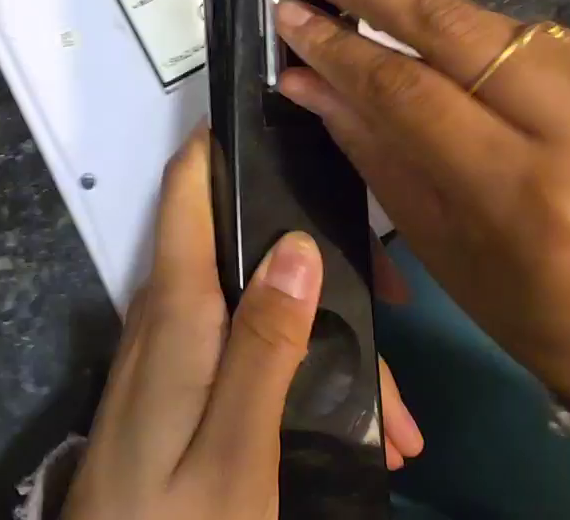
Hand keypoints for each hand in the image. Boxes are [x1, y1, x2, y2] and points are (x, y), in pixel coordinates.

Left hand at [62, 130, 423, 519]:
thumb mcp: (232, 447)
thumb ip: (263, 345)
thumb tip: (297, 245)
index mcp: (177, 307)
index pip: (188, 188)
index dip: (224, 142)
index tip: (285, 121)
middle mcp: (170, 310)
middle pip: (246, 248)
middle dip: (322, 262)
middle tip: (395, 301)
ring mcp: (176, 346)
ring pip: (260, 303)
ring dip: (328, 337)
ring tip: (399, 414)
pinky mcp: (184, 379)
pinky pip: (250, 347)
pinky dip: (304, 369)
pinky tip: (361, 427)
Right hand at [272, 0, 569, 433]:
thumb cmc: (541, 316)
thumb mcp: (441, 246)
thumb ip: (372, 147)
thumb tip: (304, 78)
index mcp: (528, 197)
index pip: (408, 91)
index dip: (338, 47)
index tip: (288, 11)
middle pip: (453, 26)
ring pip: (499, 23)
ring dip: (426, 12)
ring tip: (373, 4)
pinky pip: (550, 41)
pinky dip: (494, 42)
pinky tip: (469, 55)